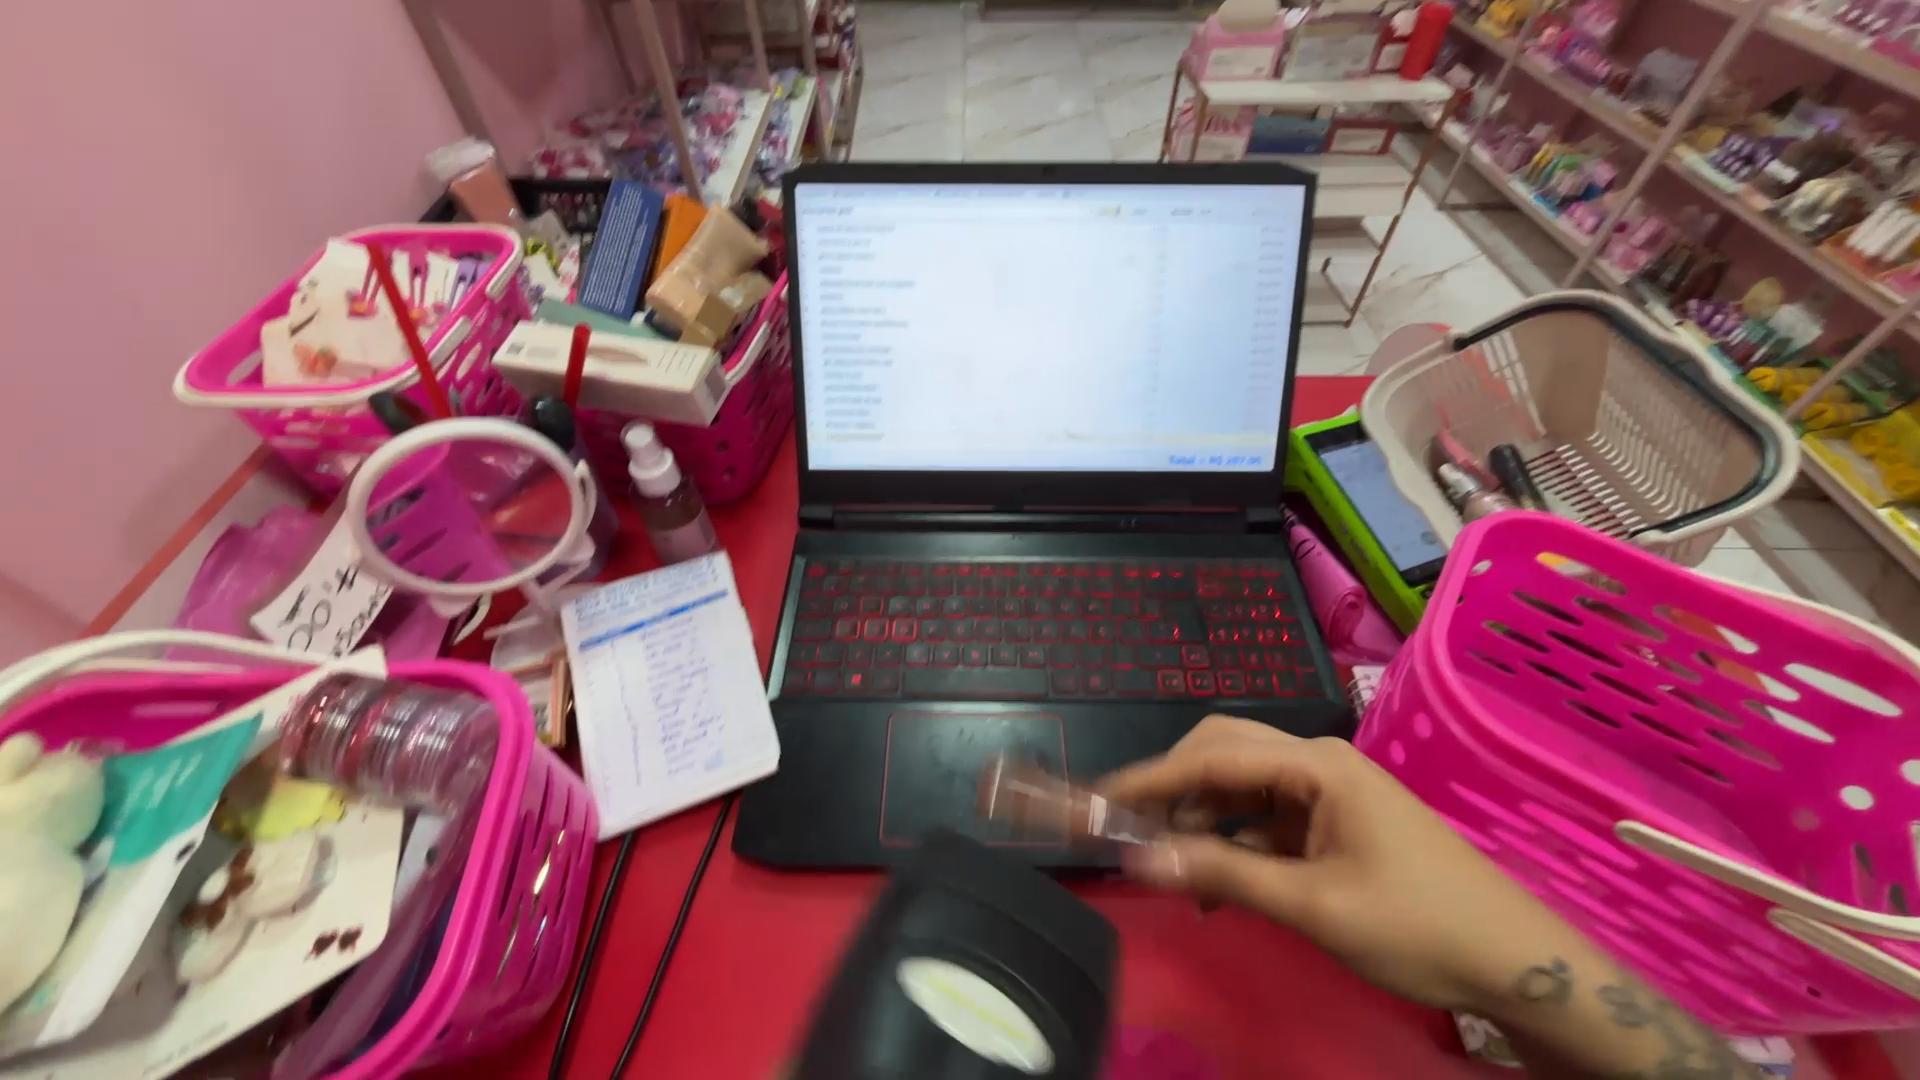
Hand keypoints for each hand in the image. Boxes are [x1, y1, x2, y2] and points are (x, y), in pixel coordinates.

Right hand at [1101, 716, 1573, 1014]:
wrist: (1518, 964)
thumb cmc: (1417, 926)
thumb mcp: (1312, 905)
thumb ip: (1221, 873)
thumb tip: (1139, 860)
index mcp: (1314, 765)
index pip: (1210, 756)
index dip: (1151, 778)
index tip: (1101, 800)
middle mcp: (1315, 762)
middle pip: (1223, 753)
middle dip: (1174, 788)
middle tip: (1135, 830)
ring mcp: (1326, 790)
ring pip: (1241, 786)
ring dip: (1203, 819)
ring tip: (1175, 867)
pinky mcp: (1333, 819)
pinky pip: (1266, 816)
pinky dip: (1234, 841)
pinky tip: (1219, 881)